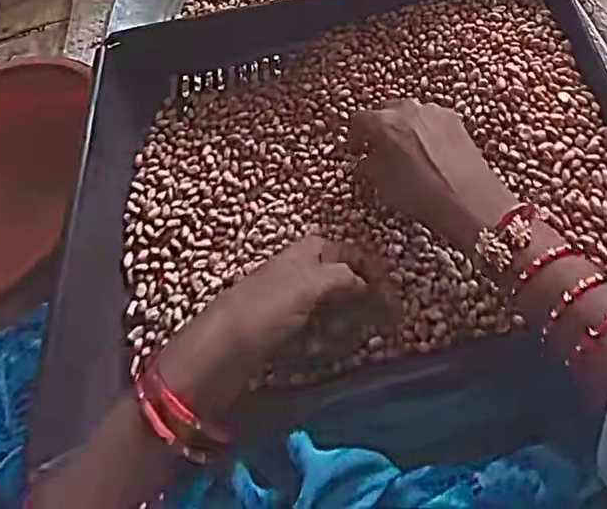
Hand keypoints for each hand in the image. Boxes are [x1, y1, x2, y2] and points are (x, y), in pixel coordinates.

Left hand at [155, 236, 367, 418]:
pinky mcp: (279, 330)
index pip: (349, 252)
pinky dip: (322, 340)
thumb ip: (342, 277)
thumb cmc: (264, 310)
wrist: (215, 354)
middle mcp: (299, 271)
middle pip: (341, 279)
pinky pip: (313, 331)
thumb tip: (366, 283)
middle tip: (378, 319)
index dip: (371, 269)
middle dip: (360, 298)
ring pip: (330, 307)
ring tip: (345, 338)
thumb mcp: (308, 285)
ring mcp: (288, 301)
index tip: (391, 294)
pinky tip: (320, 352)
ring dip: (342, 321)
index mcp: (306, 251)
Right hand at [349, 100, 517, 249]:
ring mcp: (433, 110)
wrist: (470, 200)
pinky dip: (424, 130)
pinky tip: (428, 151)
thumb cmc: (424, 196)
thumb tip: (365, 160)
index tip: (356, 149)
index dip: (355, 136)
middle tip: (379, 150)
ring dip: (403, 127)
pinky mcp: (453, 117)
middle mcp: (408, 109)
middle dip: (380, 129)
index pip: (360, 120)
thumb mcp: (384, 186)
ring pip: (409, 113)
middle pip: (385, 112)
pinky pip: (430, 119)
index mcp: (384, 123)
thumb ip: (368, 166)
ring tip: (406, 151)